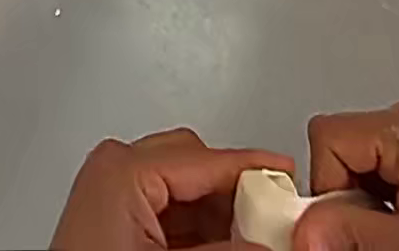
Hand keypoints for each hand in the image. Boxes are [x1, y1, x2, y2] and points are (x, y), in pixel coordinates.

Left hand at [52, 127, 295, 250]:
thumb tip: (271, 242)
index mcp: (124, 169)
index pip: (203, 157)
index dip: (252, 169)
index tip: (288, 177)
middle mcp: (114, 167)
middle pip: (194, 162)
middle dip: (236, 192)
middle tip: (274, 225)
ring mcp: (110, 187)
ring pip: (182, 185)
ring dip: (217, 212)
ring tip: (249, 240)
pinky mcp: (111, 212)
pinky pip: (165, 205)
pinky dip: (195, 226)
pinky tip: (217, 250)